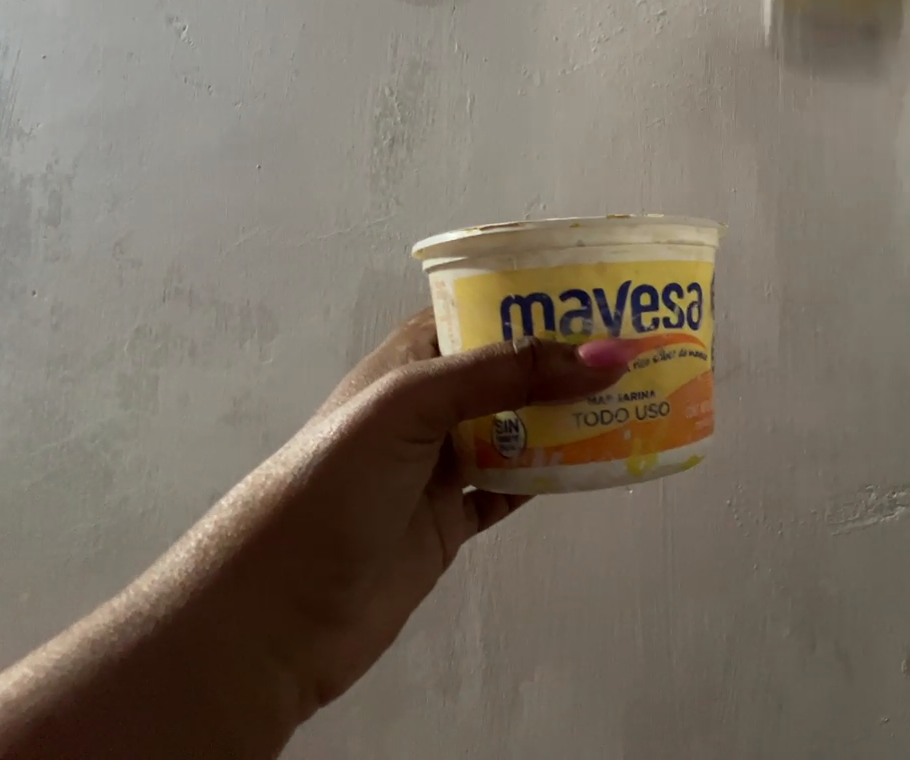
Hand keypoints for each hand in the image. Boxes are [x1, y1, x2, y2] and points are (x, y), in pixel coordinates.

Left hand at [184, 311, 636, 715]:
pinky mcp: (454, 515)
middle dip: (567, 359)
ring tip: (633, 398)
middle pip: (513, 369)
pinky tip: (600, 462)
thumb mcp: (415, 403)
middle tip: (636, 348)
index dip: (539, 299)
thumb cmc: (333, 482)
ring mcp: (443, 461)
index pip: (485, 310)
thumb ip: (509, 374)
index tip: (603, 294)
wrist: (274, 616)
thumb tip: (608, 354)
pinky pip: (519, 483)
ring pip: (522, 426)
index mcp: (412, 358)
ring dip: (570, 416)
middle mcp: (431, 403)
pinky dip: (557, 473)